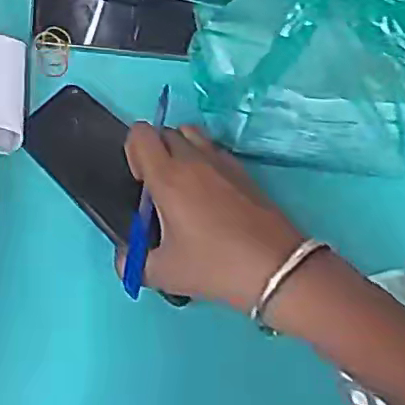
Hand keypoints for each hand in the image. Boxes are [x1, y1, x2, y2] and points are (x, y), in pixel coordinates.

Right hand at [122, 123, 307, 311]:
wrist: (279, 272)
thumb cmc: (216, 266)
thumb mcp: (166, 273)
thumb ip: (135, 264)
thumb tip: (125, 259)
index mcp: (167, 176)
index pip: (140, 134)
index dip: (133, 151)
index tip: (141, 181)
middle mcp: (192, 160)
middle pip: (165, 131)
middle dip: (156, 151)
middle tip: (160, 187)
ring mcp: (221, 163)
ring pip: (191, 134)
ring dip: (181, 149)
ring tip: (184, 184)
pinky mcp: (244, 172)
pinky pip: (215, 150)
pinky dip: (206, 161)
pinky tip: (212, 196)